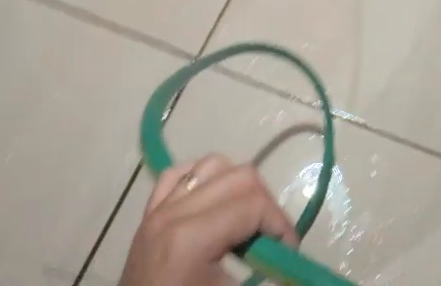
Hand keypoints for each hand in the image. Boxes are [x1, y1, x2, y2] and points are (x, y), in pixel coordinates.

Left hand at [119, 154, 296, 285]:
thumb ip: (266, 274)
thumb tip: (292, 263)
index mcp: (191, 239)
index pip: (254, 205)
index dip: (281, 225)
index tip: (289, 253)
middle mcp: (174, 213)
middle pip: (240, 176)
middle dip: (266, 204)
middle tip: (272, 239)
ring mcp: (158, 211)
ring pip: (213, 165)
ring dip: (238, 187)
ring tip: (244, 222)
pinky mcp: (148, 215)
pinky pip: (180, 175)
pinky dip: (203, 180)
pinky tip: (213, 202)